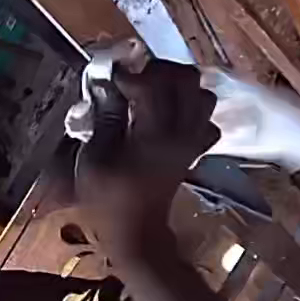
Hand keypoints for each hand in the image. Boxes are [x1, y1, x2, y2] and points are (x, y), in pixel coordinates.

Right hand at [77, 61, 218, 258]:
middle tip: (135, 78)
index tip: (110, 78)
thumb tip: (106, 84)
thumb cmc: (108, 197)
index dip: (129, 74)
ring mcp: (193, 140)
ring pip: (201, 94)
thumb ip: (104, 117)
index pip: (152, 84)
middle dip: (159, 70)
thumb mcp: (94, 158)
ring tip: (153, 91)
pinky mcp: (195, 149)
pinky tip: (169, 114)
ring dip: (178, 86)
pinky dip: (191, 108)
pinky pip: (205, 117)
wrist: (136, 230)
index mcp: (154, 134)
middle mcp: (181, 132)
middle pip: (186, 79)